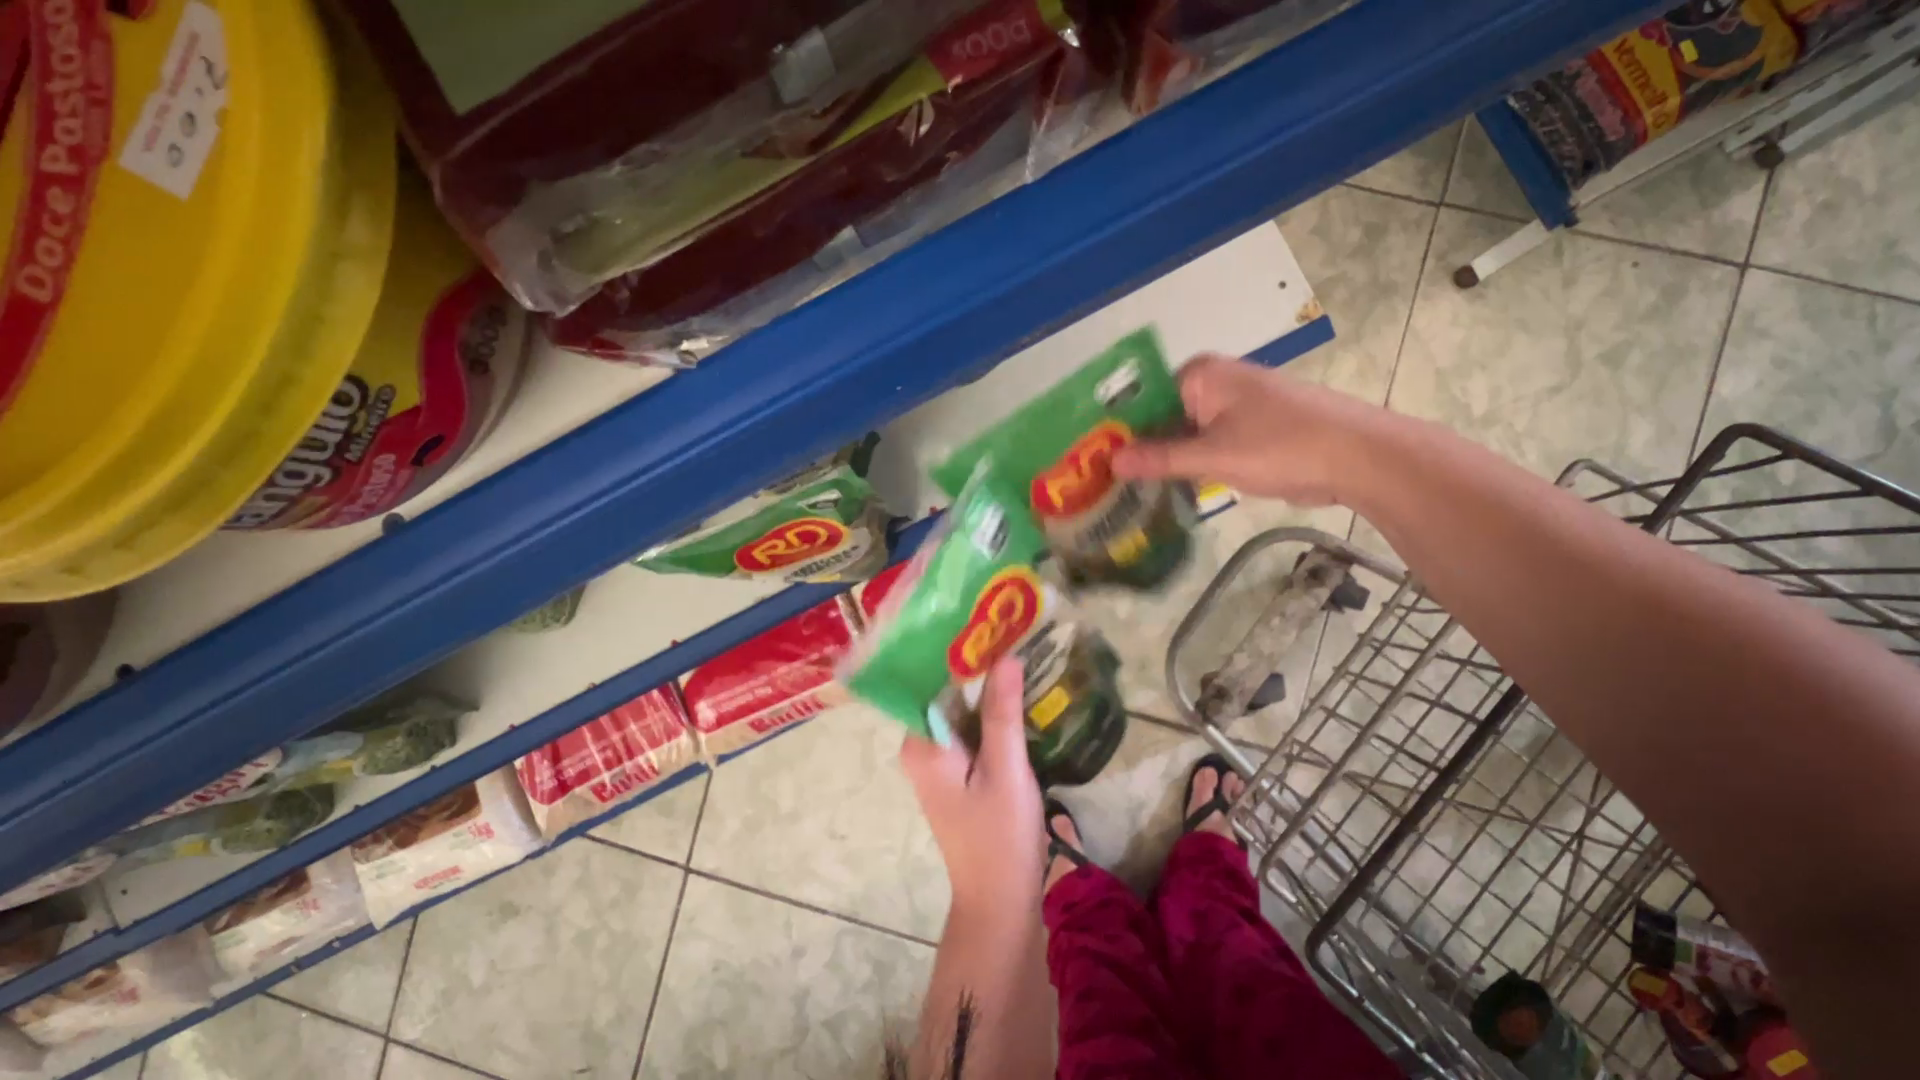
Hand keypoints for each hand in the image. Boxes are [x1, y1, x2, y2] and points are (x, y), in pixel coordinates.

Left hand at [899, 658, 1044, 918]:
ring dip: (987, 691)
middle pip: (945, 695)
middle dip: (977, 667)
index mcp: (922, 744)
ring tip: (1021, 655)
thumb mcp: (1006, 769)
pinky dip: (991, 717)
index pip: (931, 681)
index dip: (958, 650)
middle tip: (1014, 632)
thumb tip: (1005, 655)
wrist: (1000, 903)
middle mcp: (921, 749)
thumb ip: (1002, 712)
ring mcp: (938, 765)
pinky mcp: (958, 778)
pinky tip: (1020, 699)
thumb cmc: (1000, 837)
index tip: (989, 620)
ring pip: (961, 714)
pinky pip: (970, 734)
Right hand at [1113, 353, 1391, 506]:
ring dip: (1161, 461)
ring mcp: (1234, 408)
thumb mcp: (1214, 456)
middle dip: (1135, 448)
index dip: (1114, 428)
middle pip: (1159, 416)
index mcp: (1200, 375)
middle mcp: (1214, 383)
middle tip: (1098, 484)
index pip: (1140, 397)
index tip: (1088, 459)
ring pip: (1182, 434)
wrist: (1359, 457)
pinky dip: (1189, 466)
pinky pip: (1206, 447)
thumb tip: (1110, 462)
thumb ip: (1160, 458)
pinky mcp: (1250, 432)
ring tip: (1123, 493)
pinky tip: (1165, 493)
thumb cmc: (1283, 446)